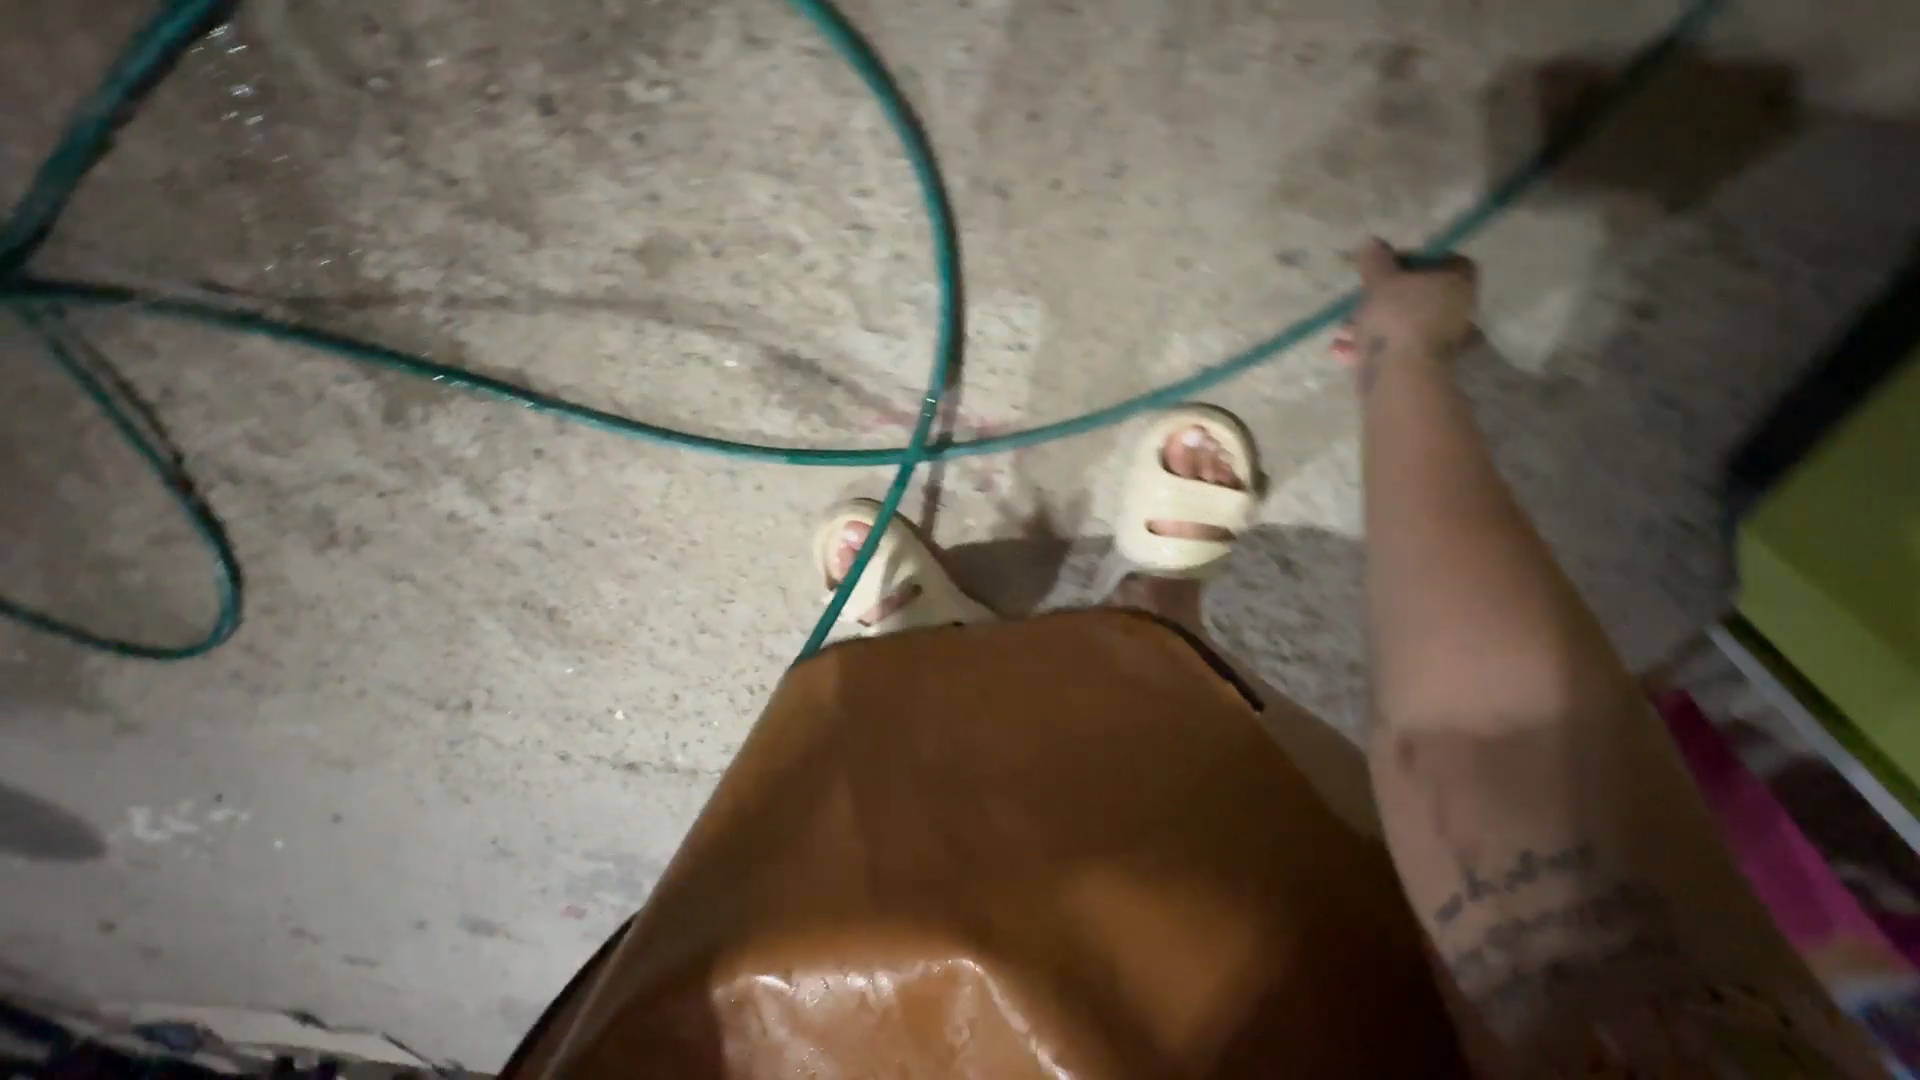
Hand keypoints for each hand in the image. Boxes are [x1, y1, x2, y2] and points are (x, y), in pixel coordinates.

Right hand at [1332, 238, 1477, 390]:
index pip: (1438, 260)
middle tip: (1356, 303)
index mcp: (1457, 281)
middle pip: (1415, 294)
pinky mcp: (1420, 363)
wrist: (1400, 372)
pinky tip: (1342, 351)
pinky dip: (1370, 347)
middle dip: (1381, 299)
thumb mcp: (1380, 280)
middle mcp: (1455, 307)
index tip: (1382, 270)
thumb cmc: (1398, 316)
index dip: (1408, 262)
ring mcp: (1439, 338)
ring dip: (1369, 325)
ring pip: (1400, 323)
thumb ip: (1376, 260)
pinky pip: (1393, 347)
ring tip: (1341, 332)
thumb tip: (1372, 242)